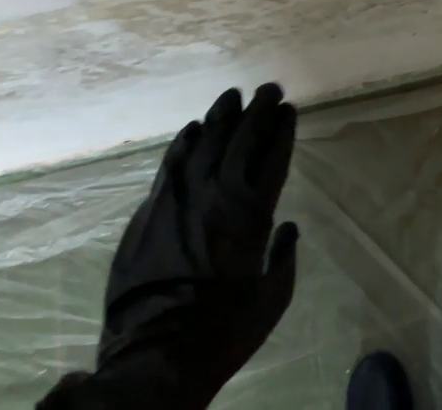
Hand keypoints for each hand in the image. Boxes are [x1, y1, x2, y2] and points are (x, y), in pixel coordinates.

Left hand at [40, 85, 299, 409]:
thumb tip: (288, 229)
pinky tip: (193, 129)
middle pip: (242, 138)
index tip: (290, 109)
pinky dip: (184, 142)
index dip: (283, 129)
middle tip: (270, 89)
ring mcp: (181, 198)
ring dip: (221, 116)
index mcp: (254, 212)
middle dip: (259, 111)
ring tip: (233, 96)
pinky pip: (171, 163)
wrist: (155, 352)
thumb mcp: (272, 297)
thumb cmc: (224, 328)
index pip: (274, 155)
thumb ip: (283, 256)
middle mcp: (219, 194)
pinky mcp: (151, 210)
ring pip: (205, 142)